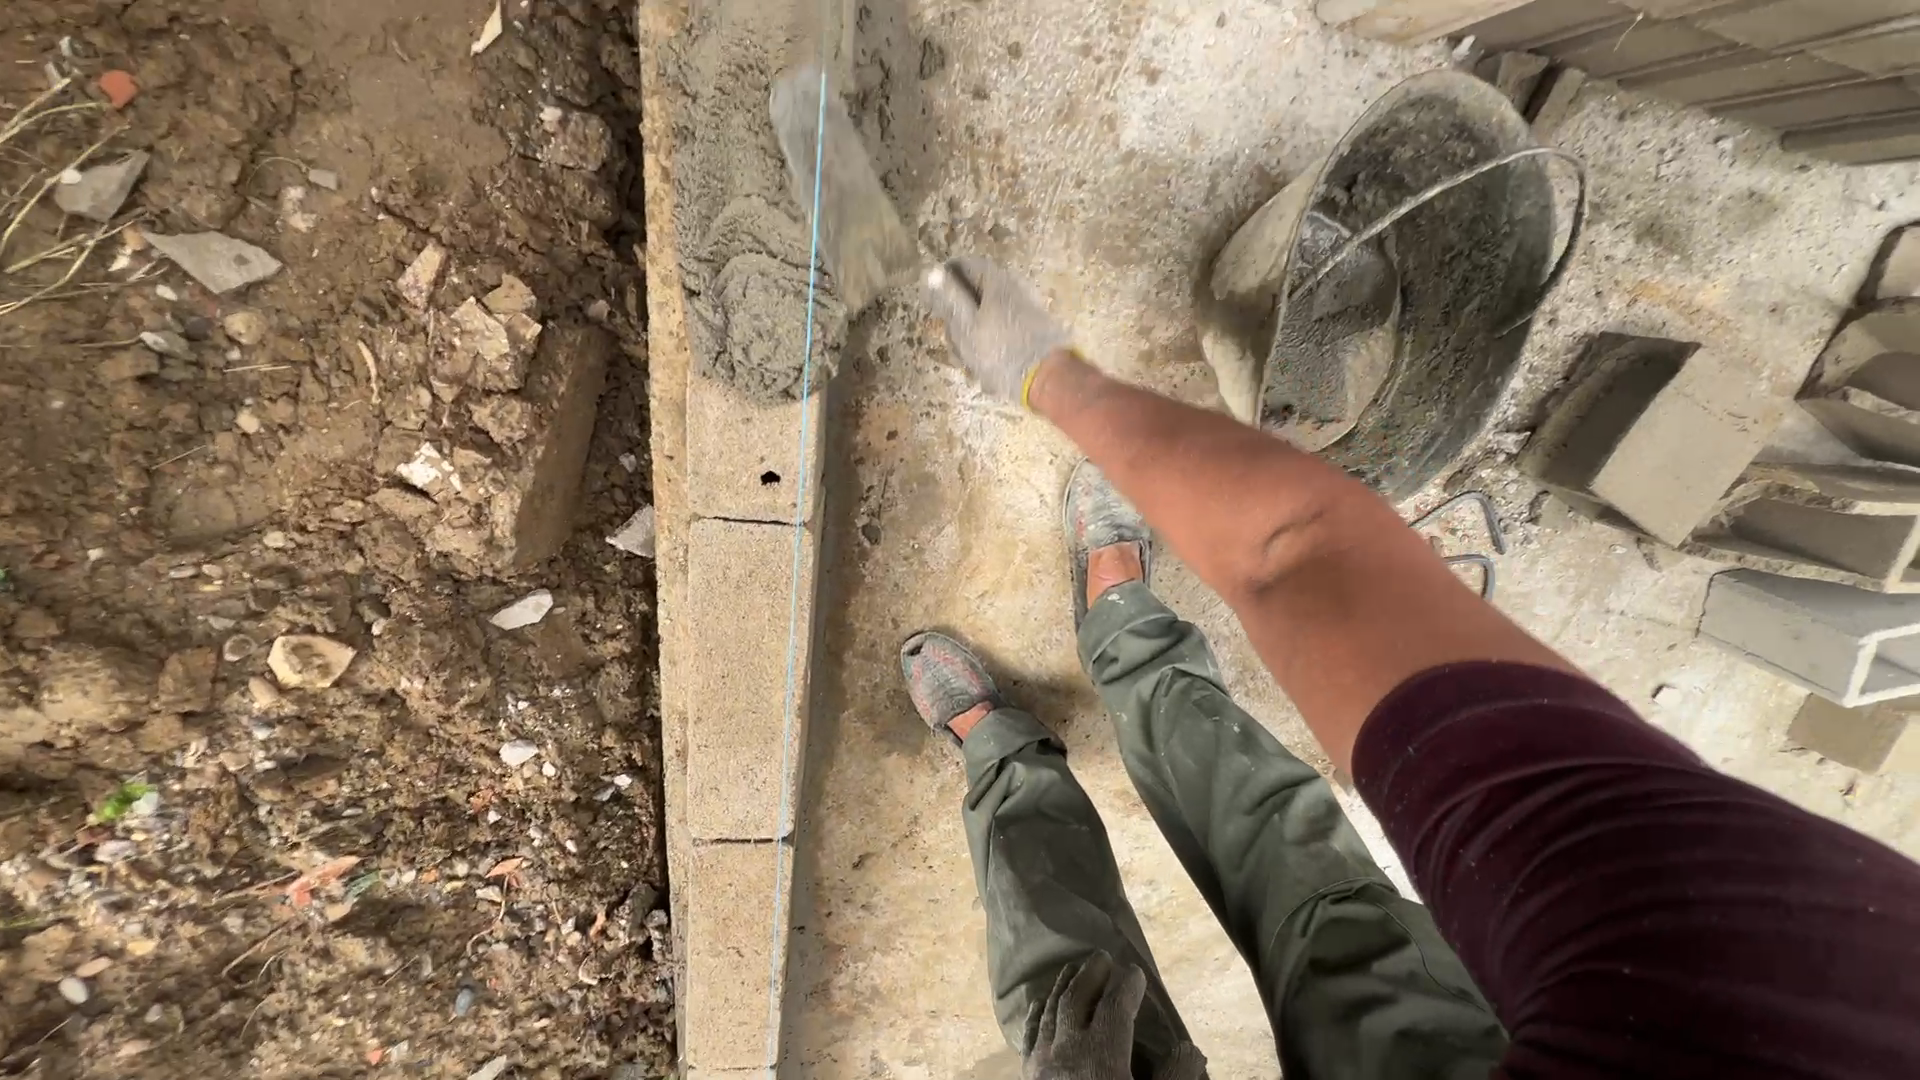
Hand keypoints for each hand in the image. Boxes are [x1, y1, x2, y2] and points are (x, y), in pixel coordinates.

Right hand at [923, 256, 1071, 405]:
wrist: (1049, 380)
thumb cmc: (1001, 354)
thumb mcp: (966, 328)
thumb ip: (948, 299)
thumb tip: (931, 272)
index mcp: (996, 281)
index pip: (962, 265)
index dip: (943, 282)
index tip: (933, 305)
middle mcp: (1013, 288)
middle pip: (975, 294)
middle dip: (959, 320)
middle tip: (954, 347)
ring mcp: (1026, 309)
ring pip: (987, 318)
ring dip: (974, 340)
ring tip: (971, 366)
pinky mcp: (1034, 330)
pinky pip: (1003, 333)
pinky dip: (991, 348)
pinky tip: (989, 371)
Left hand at [1021, 953, 1207, 1079]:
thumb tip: (1190, 1048)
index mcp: (1102, 1056)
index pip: (1116, 1007)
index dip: (1128, 987)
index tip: (1136, 972)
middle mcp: (1067, 1050)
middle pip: (1078, 999)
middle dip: (1091, 974)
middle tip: (1102, 957)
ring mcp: (1042, 1065)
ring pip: (1051, 1011)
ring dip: (1063, 986)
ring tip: (1071, 968)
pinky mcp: (1027, 1079)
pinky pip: (1029, 1036)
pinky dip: (1036, 1014)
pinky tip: (1038, 1004)